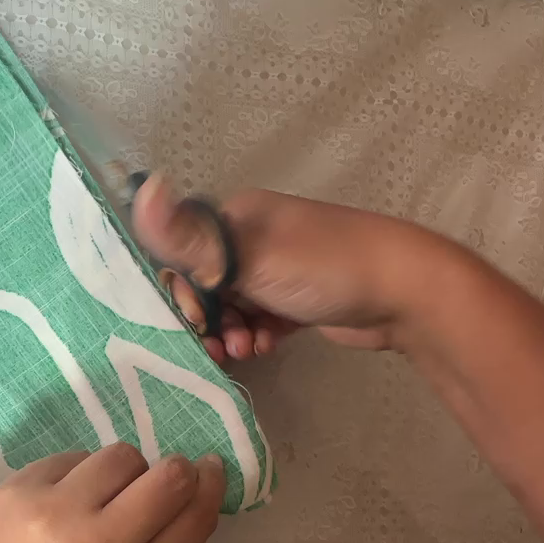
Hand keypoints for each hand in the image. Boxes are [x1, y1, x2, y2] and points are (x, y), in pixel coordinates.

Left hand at [0, 444, 224, 542]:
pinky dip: (83, 469)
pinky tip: (64, 492)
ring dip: (127, 468)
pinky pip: (80, 455)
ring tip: (105, 489)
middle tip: (167, 476)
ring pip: (125, 455)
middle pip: (171, 477)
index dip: (212, 490)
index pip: (193, 522)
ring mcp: (61, 510)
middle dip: (179, 470)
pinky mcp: (27, 482)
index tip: (213, 472)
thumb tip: (194, 515)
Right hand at [131, 175, 452, 364]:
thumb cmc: (322, 267)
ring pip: (230, 309)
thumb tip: (141, 191)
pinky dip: (256, 336)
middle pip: (204, 287)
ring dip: (230, 334)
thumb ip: (190, 237)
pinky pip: (258, 320)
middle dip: (205, 322)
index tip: (194, 324)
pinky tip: (266, 347)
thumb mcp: (249, 255)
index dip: (179, 294)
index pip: (181, 256)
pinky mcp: (294, 299)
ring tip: (244, 352)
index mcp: (235, 218)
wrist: (402, 292)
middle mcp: (250, 239)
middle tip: (218, 349)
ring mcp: (275, 269)